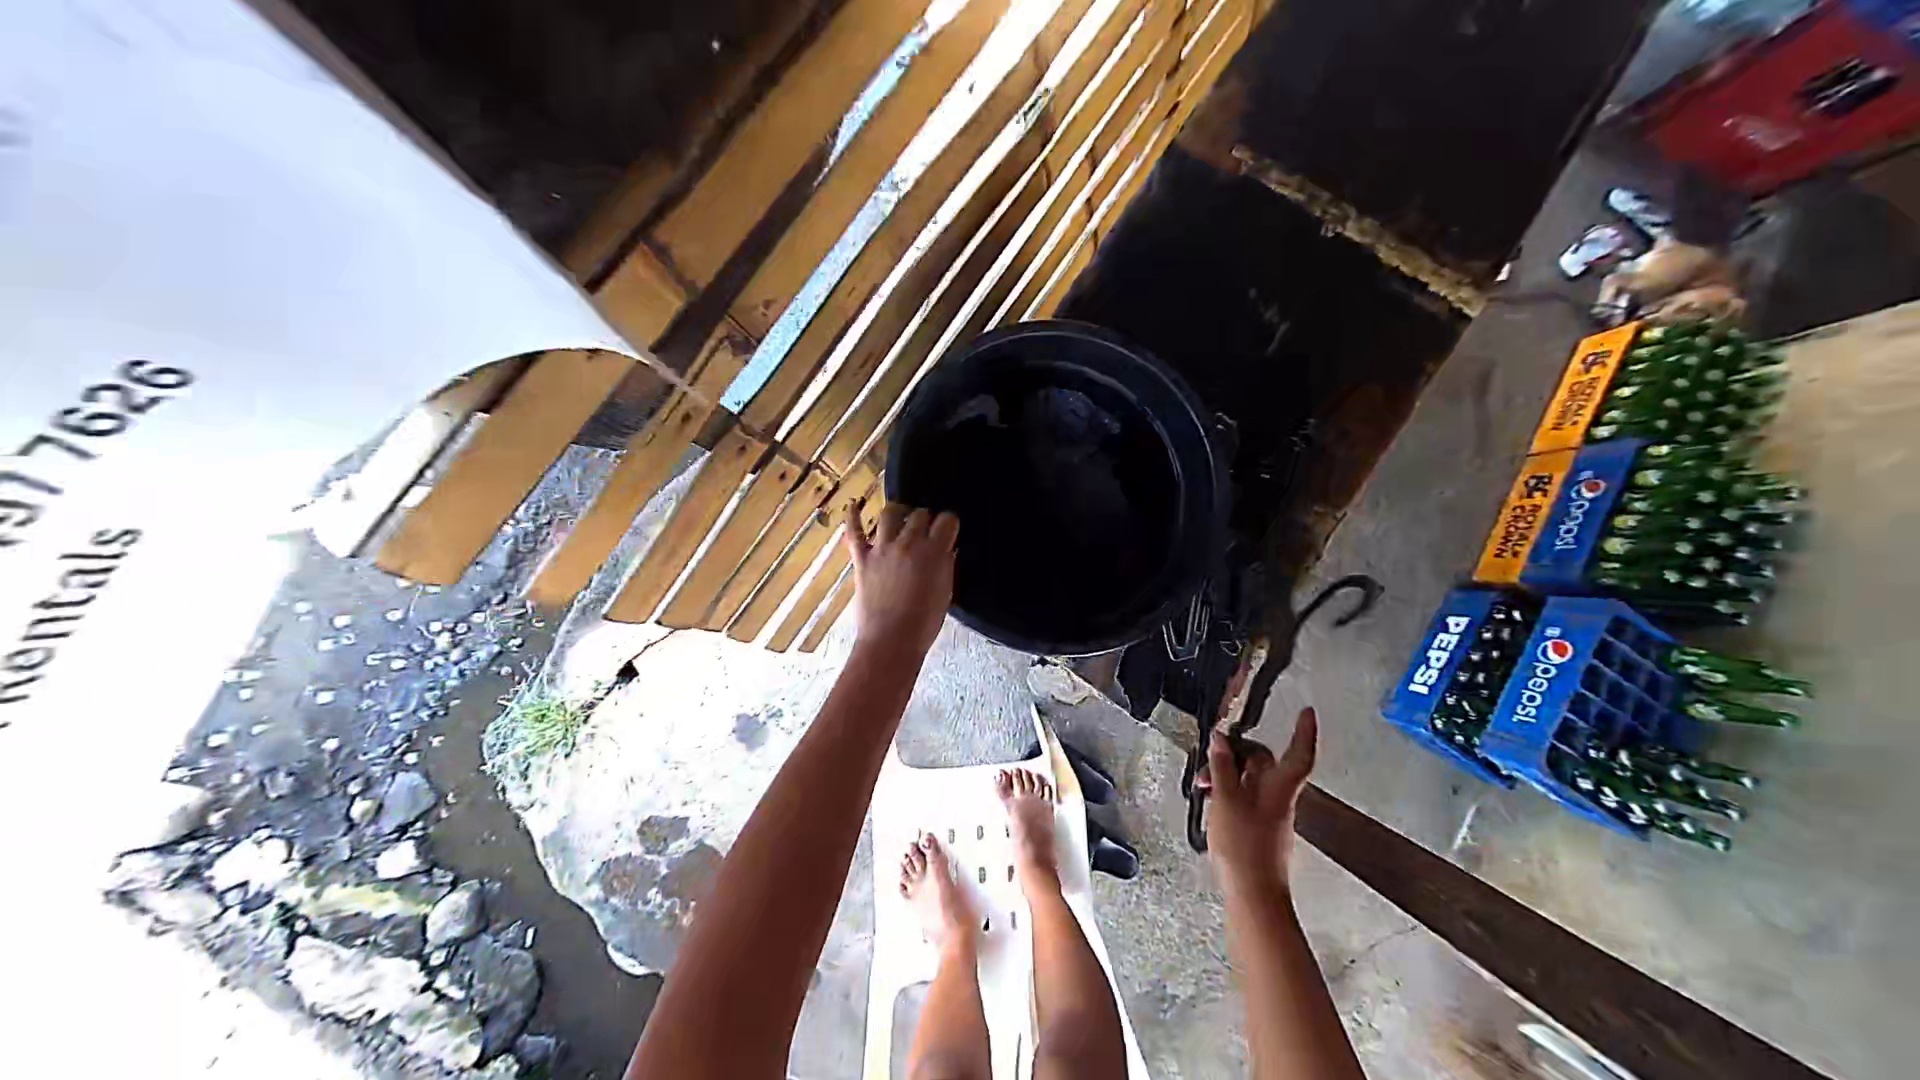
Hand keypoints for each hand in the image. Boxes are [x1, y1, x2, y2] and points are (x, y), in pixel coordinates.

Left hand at [845, 505, 957, 658]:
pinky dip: (852, 516)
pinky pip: (854, 532)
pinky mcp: (862, 559)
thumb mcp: (945, 592)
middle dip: (925, 519)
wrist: (891, 641)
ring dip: (898, 512)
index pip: (947, 520)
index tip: (948, 530)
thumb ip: (946, 565)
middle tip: (926, 530)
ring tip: (901, 516)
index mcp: (934, 552)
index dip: (949, 524)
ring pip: (890, 514)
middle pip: (919, 514)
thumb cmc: (924, 623)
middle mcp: (908, 544)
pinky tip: (853, 505)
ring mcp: (882, 549)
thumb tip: (946, 549)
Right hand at [1196, 707, 1316, 893]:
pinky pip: (1244, 797)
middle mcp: (1279, 797)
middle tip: (1210, 756)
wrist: (1252, 892)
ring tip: (1202, 784)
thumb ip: (1222, 766)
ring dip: (1226, 774)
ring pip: (1250, 780)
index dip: (1303, 732)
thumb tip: (1220, 739)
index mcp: (1279, 787)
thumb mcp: (1226, 798)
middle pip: (1263, 762)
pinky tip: (1209, 799)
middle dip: (1236, 753)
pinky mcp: (1258, 827)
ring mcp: (1269, 813)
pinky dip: (1227, 791)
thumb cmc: (1243, 845)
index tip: (1306, 712)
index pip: (1298, 753)